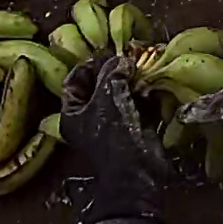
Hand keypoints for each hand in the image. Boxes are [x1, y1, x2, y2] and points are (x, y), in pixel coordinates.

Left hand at [59, 55, 169, 223]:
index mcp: (72, 113)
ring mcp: (111, 124)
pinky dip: (143, 93)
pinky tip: (150, 82)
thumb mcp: (107, 94)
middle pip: (97, 86)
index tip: (104, 54)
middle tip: (125, 58)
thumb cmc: (113, 132)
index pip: (73, 81)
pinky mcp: (133, 128)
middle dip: (112, 71)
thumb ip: (112, 71)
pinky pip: (136, 104)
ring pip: (118, 93)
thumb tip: (122, 60)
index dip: (87, 65)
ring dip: (130, 80)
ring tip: (140, 66)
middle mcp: (89, 119)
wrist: (137, 170)